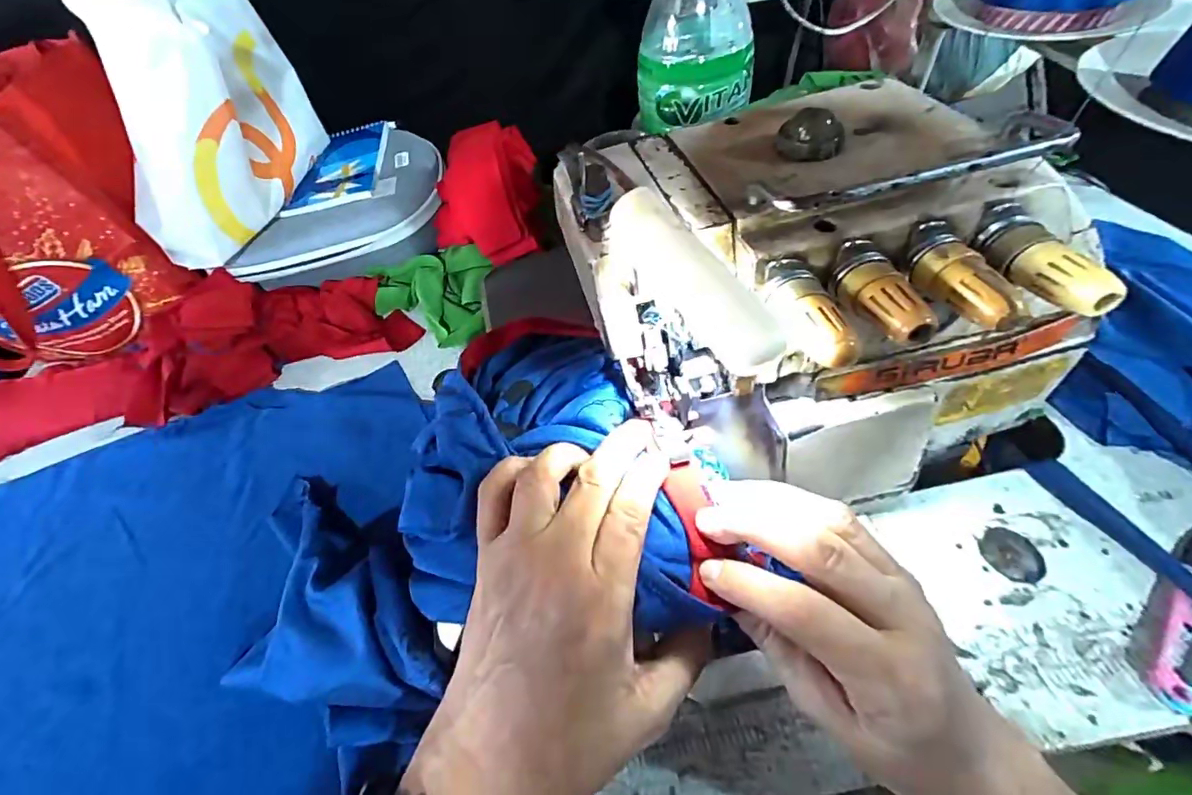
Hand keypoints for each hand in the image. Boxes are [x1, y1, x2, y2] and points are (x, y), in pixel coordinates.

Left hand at [403, 421, 711, 794]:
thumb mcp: (648, 708)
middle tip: (642, 430)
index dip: (651, 471)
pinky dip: (512, 470)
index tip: (664, 455)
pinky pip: (491, 494)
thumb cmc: (569, 737)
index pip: (631, 506)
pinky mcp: (484, 558)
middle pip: (593, 478)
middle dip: (623, 444)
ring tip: (592, 456)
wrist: (487, 762)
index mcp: (602, 592)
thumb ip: (687, 655)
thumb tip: (707, 616)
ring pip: (540, 473)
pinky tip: (532, 473)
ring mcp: (514, 552)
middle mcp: (556, 559)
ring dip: (570, 452)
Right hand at [695, 481, 1071, 794]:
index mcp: (887, 670)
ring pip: (833, 519)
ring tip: (727, 496)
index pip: (809, 610)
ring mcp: (900, 577)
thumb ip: (781, 651)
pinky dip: (796, 500)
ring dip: (773, 501)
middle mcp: (900, 611)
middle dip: (757, 525)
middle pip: (823, 548)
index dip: (752, 583)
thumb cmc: (896, 744)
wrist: (966, 739)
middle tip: (709, 518)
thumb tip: (729, 594)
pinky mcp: (894, 560)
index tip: (708, 568)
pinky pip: (842, 517)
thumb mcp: (830, 717)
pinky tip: (762, 498)